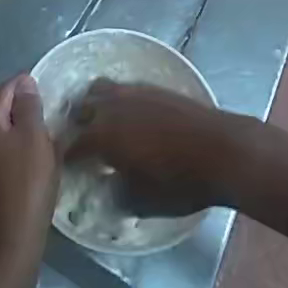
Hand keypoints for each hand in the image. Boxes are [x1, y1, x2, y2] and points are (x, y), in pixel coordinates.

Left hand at [0, 74, 58, 264]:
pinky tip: (41, 161)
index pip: (7, 88)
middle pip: (4, 110)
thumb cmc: (26, 183)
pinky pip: (7, 151)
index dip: (31, 87)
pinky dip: (24, 151)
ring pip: (7, 132)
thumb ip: (29, 105)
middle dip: (29, 110)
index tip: (54, 95)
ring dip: (29, 132)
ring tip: (52, 139)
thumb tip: (24, 83)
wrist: (11, 243)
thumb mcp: (34, 136)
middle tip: (56, 117)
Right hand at [65, 81, 251, 217]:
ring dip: (99, 103)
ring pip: (103, 89)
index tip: (65, 165)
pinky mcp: (156, 87)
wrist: (222, 150)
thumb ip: (119, 192)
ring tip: (104, 120)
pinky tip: (132, 114)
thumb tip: (111, 185)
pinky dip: (122, 100)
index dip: (67, 156)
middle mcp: (113, 107)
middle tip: (83, 139)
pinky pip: (127, 89)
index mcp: (103, 135)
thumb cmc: (180, 181)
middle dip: (79, 122)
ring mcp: (136, 92)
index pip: (73, 145)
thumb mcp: (143, 200)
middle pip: (84, 107)